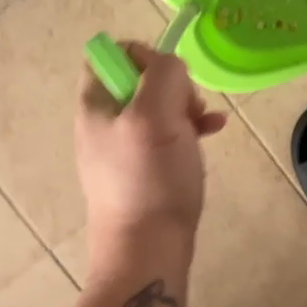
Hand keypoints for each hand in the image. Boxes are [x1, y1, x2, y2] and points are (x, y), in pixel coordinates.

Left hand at [75, 43, 227, 249]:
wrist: (147, 251)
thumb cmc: (149, 180)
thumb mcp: (156, 116)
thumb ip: (163, 75)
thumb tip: (170, 66)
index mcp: (95, 105)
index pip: (110, 55)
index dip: (143, 55)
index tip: (168, 78)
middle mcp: (103, 121)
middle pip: (140, 77)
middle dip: (172, 83)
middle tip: (188, 107)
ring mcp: (123, 146)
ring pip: (159, 104)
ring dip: (185, 105)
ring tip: (202, 123)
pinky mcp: (143, 168)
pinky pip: (167, 131)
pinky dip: (189, 127)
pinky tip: (211, 133)